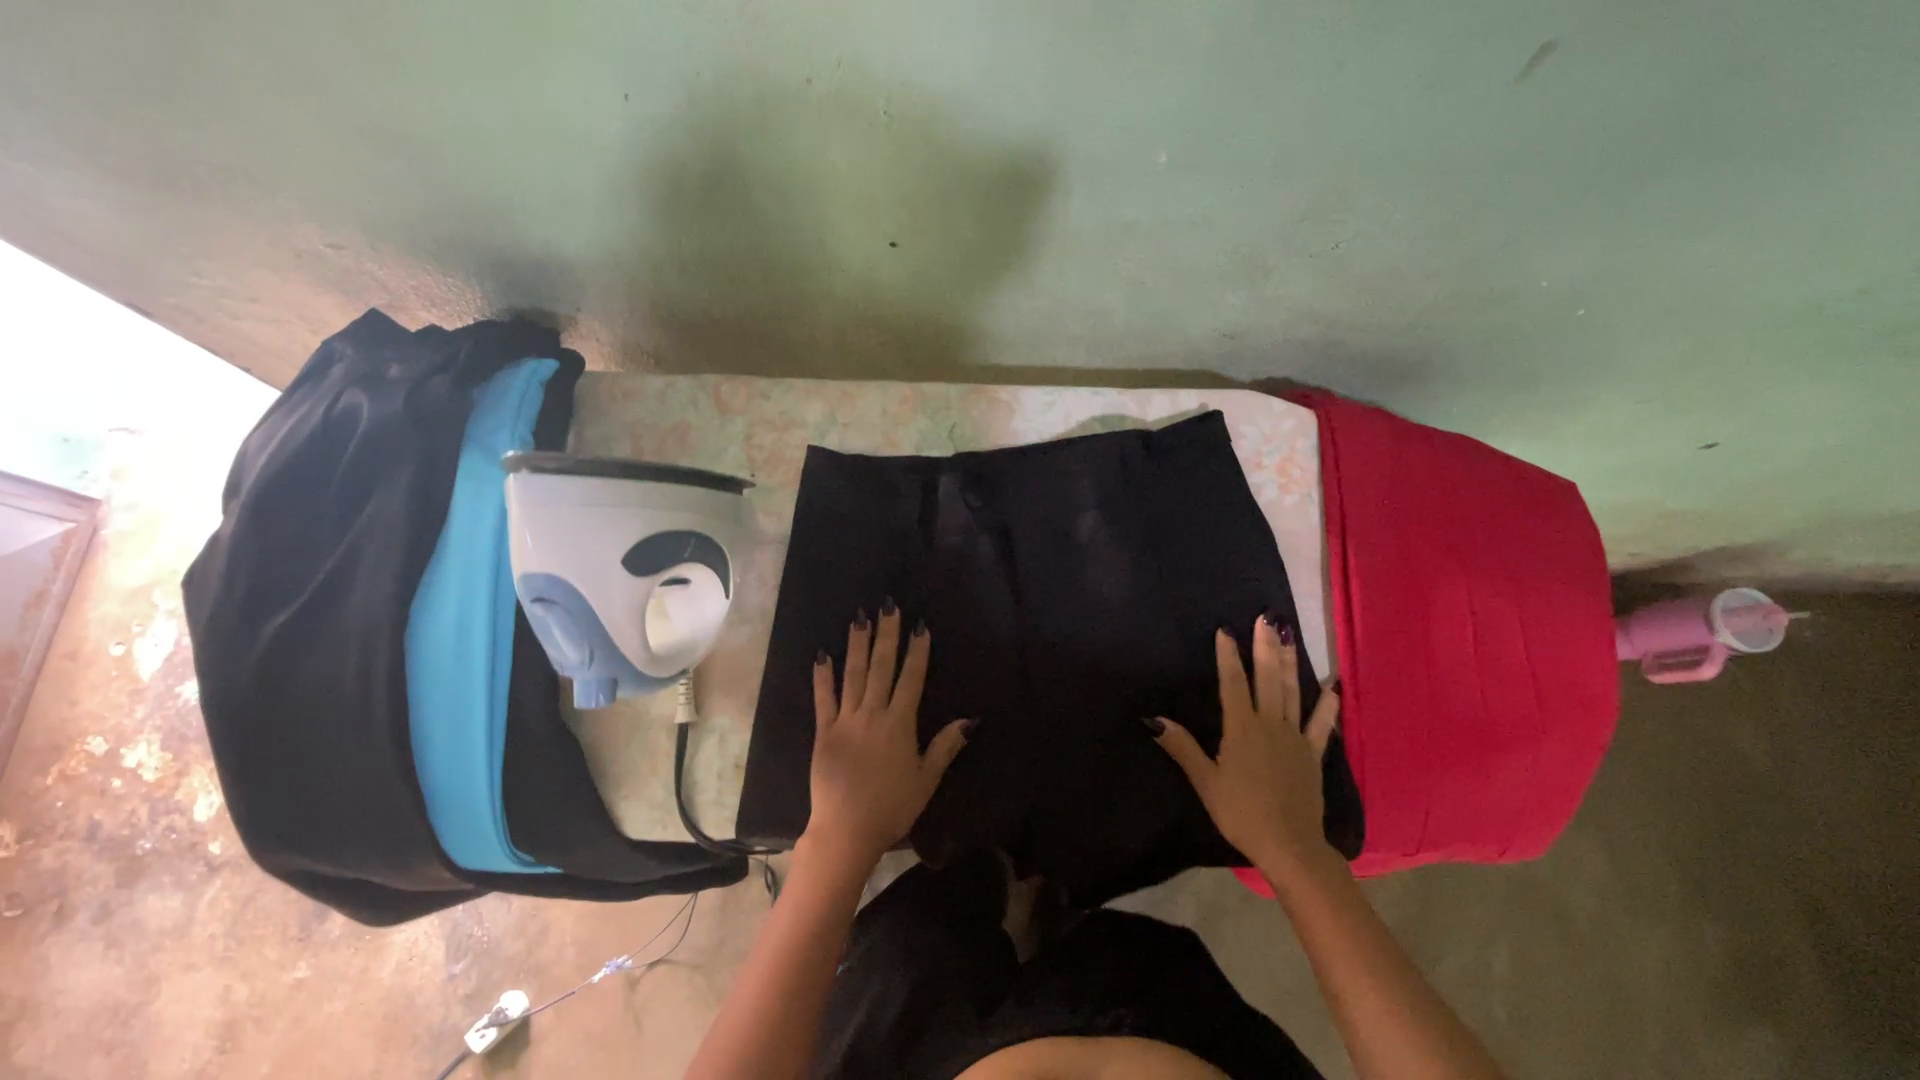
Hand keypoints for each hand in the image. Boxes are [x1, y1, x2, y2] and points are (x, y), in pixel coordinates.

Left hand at [805, 604, 971, 867]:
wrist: (846, 829)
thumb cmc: (892, 807)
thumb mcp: (926, 779)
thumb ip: (945, 746)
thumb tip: (971, 720)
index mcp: (900, 724)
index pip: (911, 679)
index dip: (917, 651)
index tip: (919, 625)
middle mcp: (872, 714)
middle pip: (881, 668)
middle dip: (886, 635)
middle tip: (888, 606)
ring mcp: (845, 721)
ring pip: (853, 675)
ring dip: (857, 645)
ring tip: (859, 617)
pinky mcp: (823, 733)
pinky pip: (823, 699)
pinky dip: (823, 676)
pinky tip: (822, 654)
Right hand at [1149, 616, 1341, 884]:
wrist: (1289, 844)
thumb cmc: (1240, 813)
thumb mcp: (1205, 782)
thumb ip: (1183, 748)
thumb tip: (1153, 718)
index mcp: (1241, 729)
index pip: (1232, 684)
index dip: (1228, 656)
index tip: (1225, 631)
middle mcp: (1269, 725)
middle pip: (1267, 679)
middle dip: (1265, 648)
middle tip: (1265, 619)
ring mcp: (1294, 738)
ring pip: (1292, 693)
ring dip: (1290, 664)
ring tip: (1289, 637)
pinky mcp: (1312, 754)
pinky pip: (1321, 724)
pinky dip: (1327, 705)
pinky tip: (1332, 686)